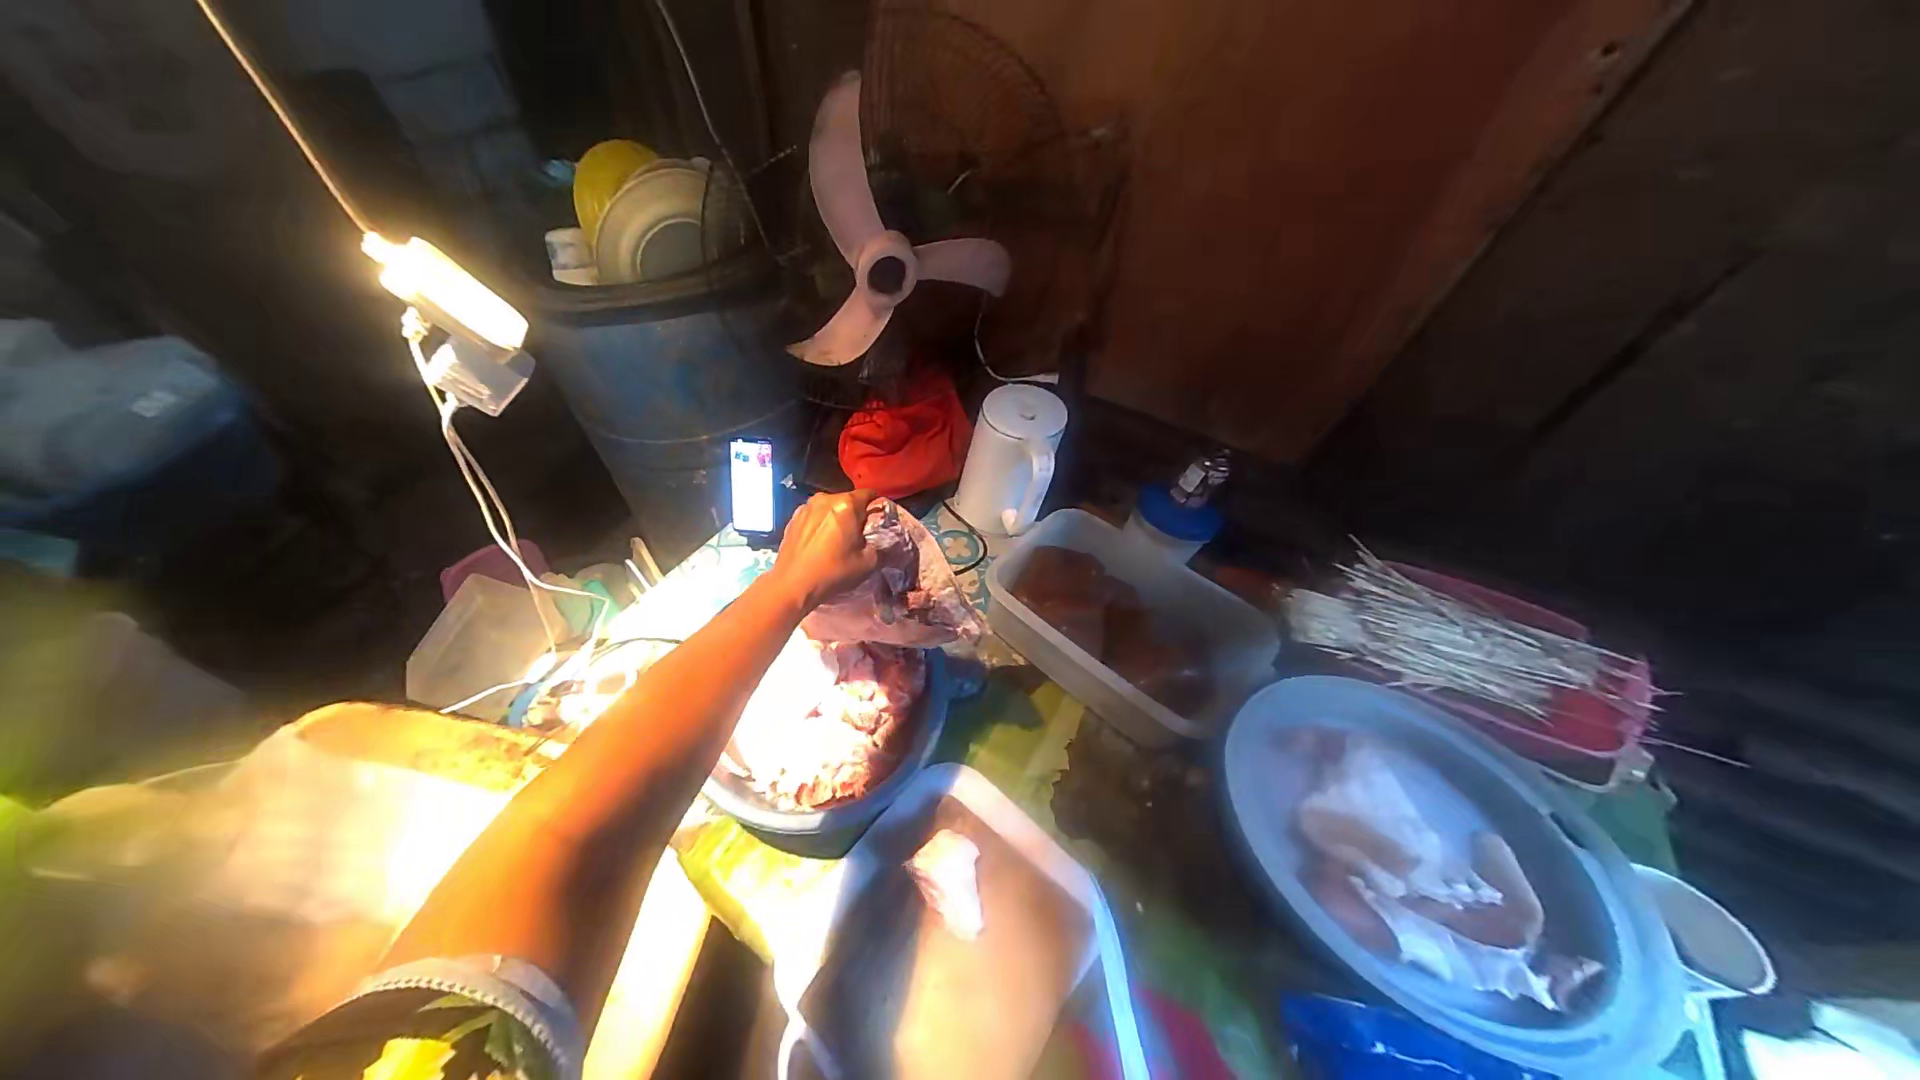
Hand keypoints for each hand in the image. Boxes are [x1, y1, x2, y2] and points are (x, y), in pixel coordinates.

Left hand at [765, 489, 879, 609]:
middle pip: (848, 500)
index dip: (876, 507)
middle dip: (855, 513)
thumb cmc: (834, 571)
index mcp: (847, 504)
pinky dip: (820, 524)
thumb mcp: (869, 563)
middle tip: (857, 534)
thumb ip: (881, 546)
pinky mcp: (793, 518)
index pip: (869, 494)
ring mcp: (806, 507)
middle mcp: (825, 499)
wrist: (793, 584)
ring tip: (836, 539)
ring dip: (836, 518)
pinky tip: (819, 542)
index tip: (877, 522)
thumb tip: (884, 541)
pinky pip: (814, 516)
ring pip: (829, 507)